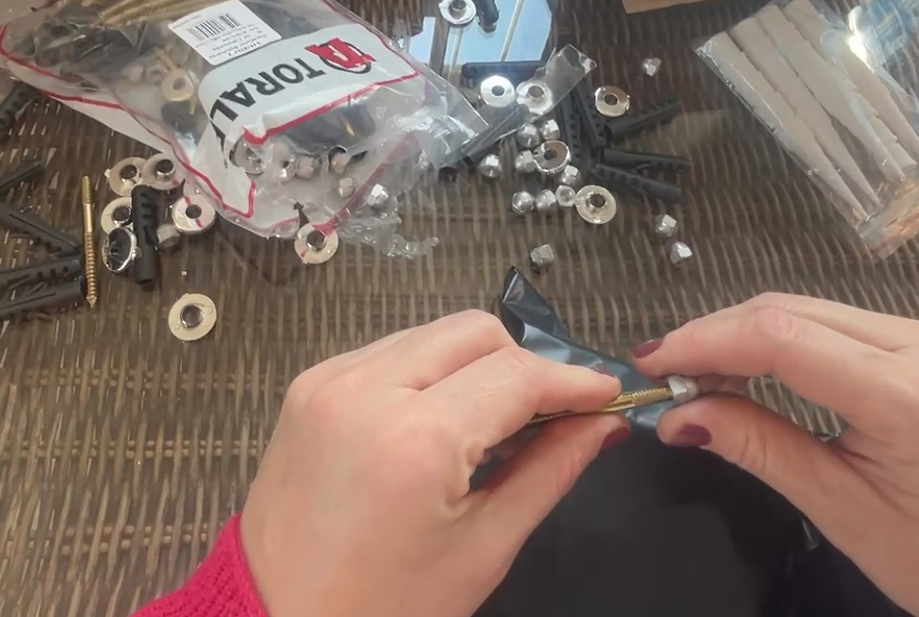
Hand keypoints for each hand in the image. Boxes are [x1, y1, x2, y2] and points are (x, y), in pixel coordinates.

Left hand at [242, 311, 626, 616]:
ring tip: (487, 420)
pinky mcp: (312, 377)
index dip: (570, 380)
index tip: (606, 393)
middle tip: (544, 413)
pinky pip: (391, 349)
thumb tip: (602, 424)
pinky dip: (428, 370)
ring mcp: (332, 374)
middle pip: (474, 330)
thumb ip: (550, 472)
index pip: (514, 375)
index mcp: (416, 438)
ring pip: (433, 332)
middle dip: (520, 362)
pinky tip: (433, 416)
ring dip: (474, 362)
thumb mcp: (482, 550)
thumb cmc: (385, 609)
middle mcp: (369, 385)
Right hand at [635, 294, 918, 616]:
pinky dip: (777, 337)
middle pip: (789, 311)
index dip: (705, 341)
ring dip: (740, 332)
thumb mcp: (842, 513)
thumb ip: (757, 447)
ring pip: (805, 308)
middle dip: (715, 334)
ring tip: (694, 367)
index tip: (651, 362)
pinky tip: (746, 361)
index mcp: (915, 400)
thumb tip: (677, 415)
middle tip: (663, 368)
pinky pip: (831, 321)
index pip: (783, 339)